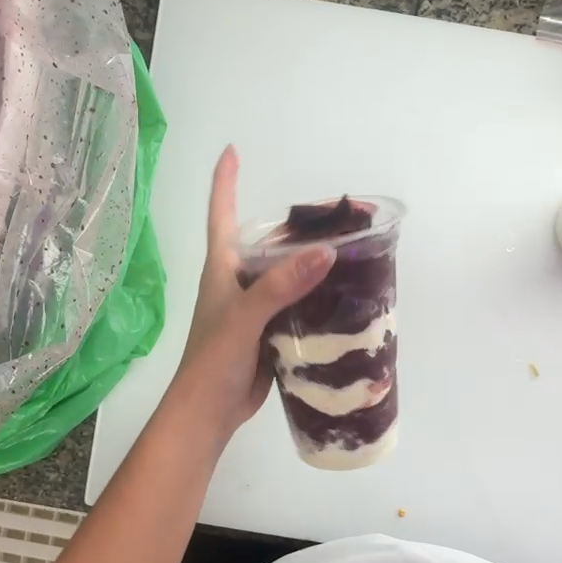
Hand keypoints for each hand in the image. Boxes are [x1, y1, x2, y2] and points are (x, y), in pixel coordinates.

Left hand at [165, 146, 335, 440]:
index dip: (225, 182)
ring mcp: (256, 310)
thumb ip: (280, 285)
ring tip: (352, 251)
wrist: (209, 411)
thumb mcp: (244, 316)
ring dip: (312, 267)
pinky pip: (297, 309)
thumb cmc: (214, 359)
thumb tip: (324, 252)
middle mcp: (238, 283)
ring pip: (287, 278)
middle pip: (266, 245)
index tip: (232, 151)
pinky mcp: (270, 336)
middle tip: (336, 215)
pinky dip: (317, 302)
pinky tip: (344, 298)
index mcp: (222, 268)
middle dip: (295, 228)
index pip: (221, 214)